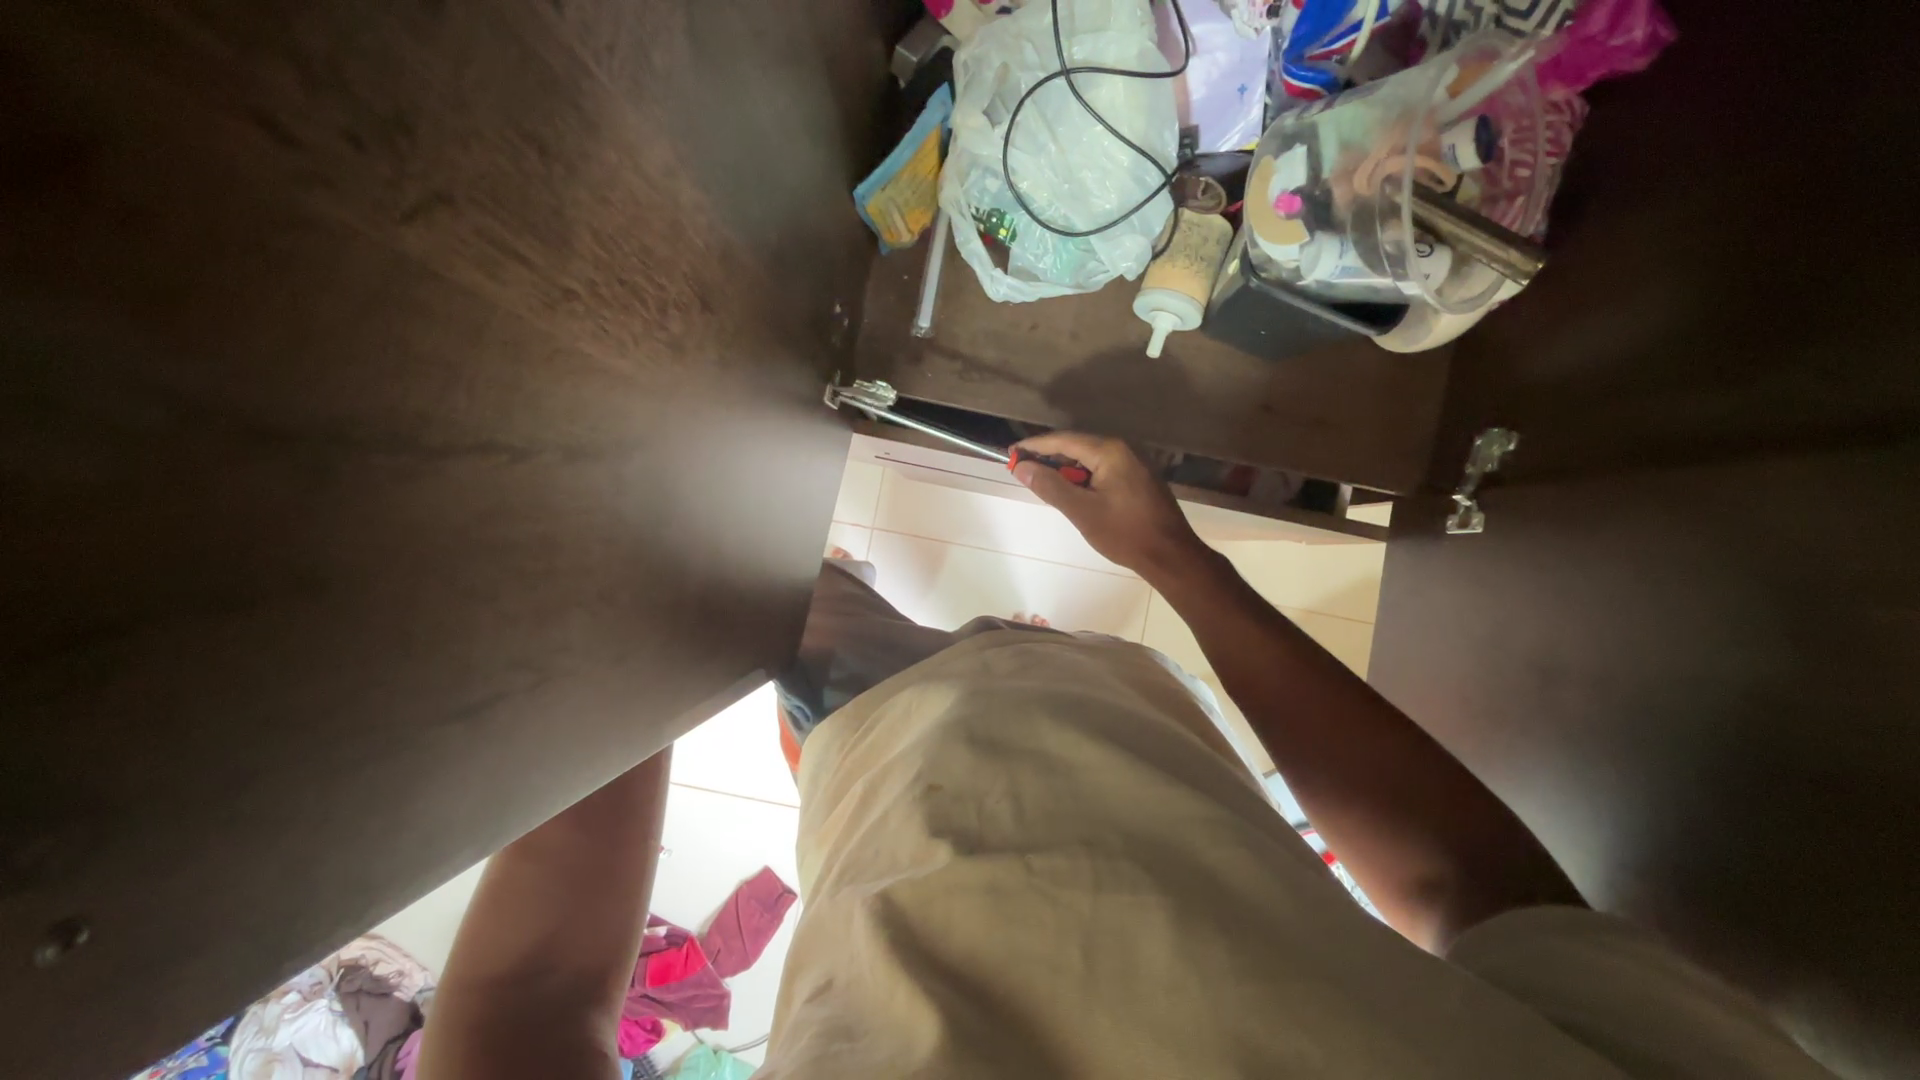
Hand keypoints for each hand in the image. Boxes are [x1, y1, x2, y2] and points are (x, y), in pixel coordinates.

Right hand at [1010, 432, 1208, 580]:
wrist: (1171, 555)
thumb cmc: (1125, 533)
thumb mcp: (1082, 511)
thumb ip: (1051, 486)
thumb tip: (1022, 467)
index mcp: (1110, 451)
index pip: (1063, 440)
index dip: (1035, 446)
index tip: (1011, 454)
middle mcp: (1124, 449)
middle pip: (1077, 446)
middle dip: (1049, 458)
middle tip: (1024, 471)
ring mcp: (1134, 464)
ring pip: (1091, 460)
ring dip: (1066, 470)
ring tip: (1044, 484)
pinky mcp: (1139, 479)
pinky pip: (1104, 470)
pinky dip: (1084, 478)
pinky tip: (1073, 493)